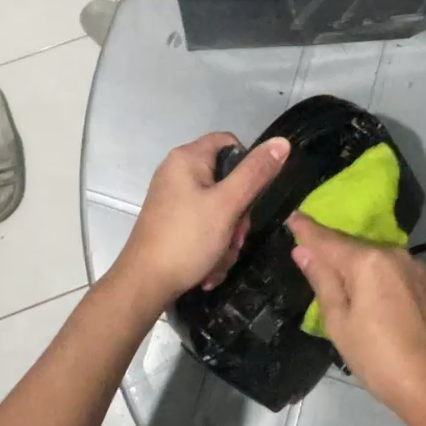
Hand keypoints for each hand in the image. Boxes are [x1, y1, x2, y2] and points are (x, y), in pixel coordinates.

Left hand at [112, 133, 289, 305]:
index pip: (230, 143)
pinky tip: (209, 267)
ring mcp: (174, 199)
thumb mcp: (227, 205)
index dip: (248, 165)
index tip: (252, 195)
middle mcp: (177, 173)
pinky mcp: (173, 222)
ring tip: (220, 258)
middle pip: (227, 181)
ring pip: (220, 209)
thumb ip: (255, 173)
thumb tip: (282, 141)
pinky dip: (212, 246)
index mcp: (187, 158)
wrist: (144, 285)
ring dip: (227, 237)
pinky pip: (205, 226)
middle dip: (238, 215)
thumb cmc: (186, 239)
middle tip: (235, 237)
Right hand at [287, 214, 425, 416]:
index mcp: (367, 260)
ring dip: (360, 264)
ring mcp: (416, 266)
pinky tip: (378, 297)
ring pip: (377, 257)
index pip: (327, 239)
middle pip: (354, 246)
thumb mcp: (339, 323)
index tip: (292, 217)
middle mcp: (393, 252)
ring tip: (346, 283)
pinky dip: (382, 276)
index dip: (307, 229)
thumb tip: (304, 250)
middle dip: (334, 250)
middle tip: (313, 259)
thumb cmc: (378, 358)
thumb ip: (322, 280)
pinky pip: (396, 270)